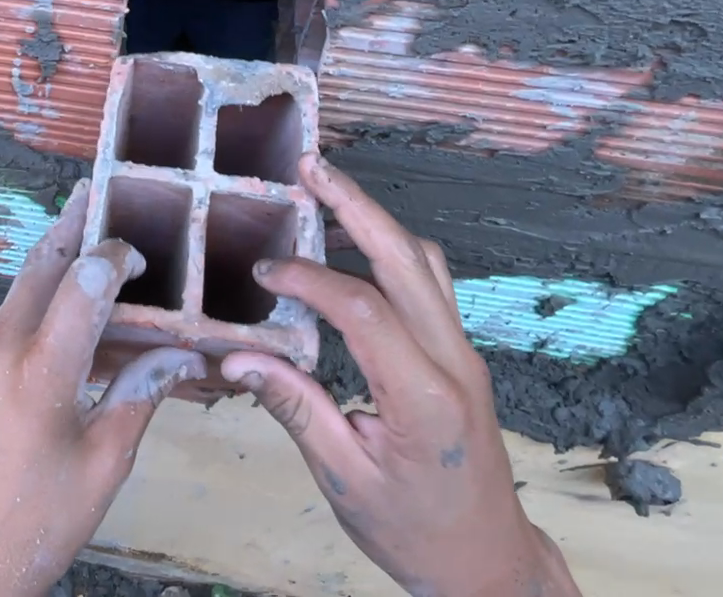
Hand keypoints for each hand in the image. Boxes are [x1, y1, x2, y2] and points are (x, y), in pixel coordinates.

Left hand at [0, 184, 207, 596]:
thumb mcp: (105, 463)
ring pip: (24, 286)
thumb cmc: (40, 519)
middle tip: (95, 192)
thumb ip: (141, 395)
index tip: (140, 258)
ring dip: (58, 261)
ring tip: (90, 239)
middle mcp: (0, 344)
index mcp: (39, 369)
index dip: (115, 256)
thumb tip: (184, 356)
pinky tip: (72, 312)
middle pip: (41, 264)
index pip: (83, 281)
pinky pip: (13, 317)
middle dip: (71, 225)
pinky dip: (45, 301)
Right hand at [221, 155, 580, 596]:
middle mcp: (453, 359)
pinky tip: (350, 246)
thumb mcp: (344, 480)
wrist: (490, 566)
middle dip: (355, 204)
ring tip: (324, 191)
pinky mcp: (458, 352)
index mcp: (424, 395)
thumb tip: (232, 358)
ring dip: (374, 219)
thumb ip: (294, 408)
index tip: (262, 274)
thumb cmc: (413, 529)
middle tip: (309, 166)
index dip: (307, 279)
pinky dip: (388, 249)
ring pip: (424, 262)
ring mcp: (463, 350)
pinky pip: (427, 281)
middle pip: (406, 258)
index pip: (362, 309)